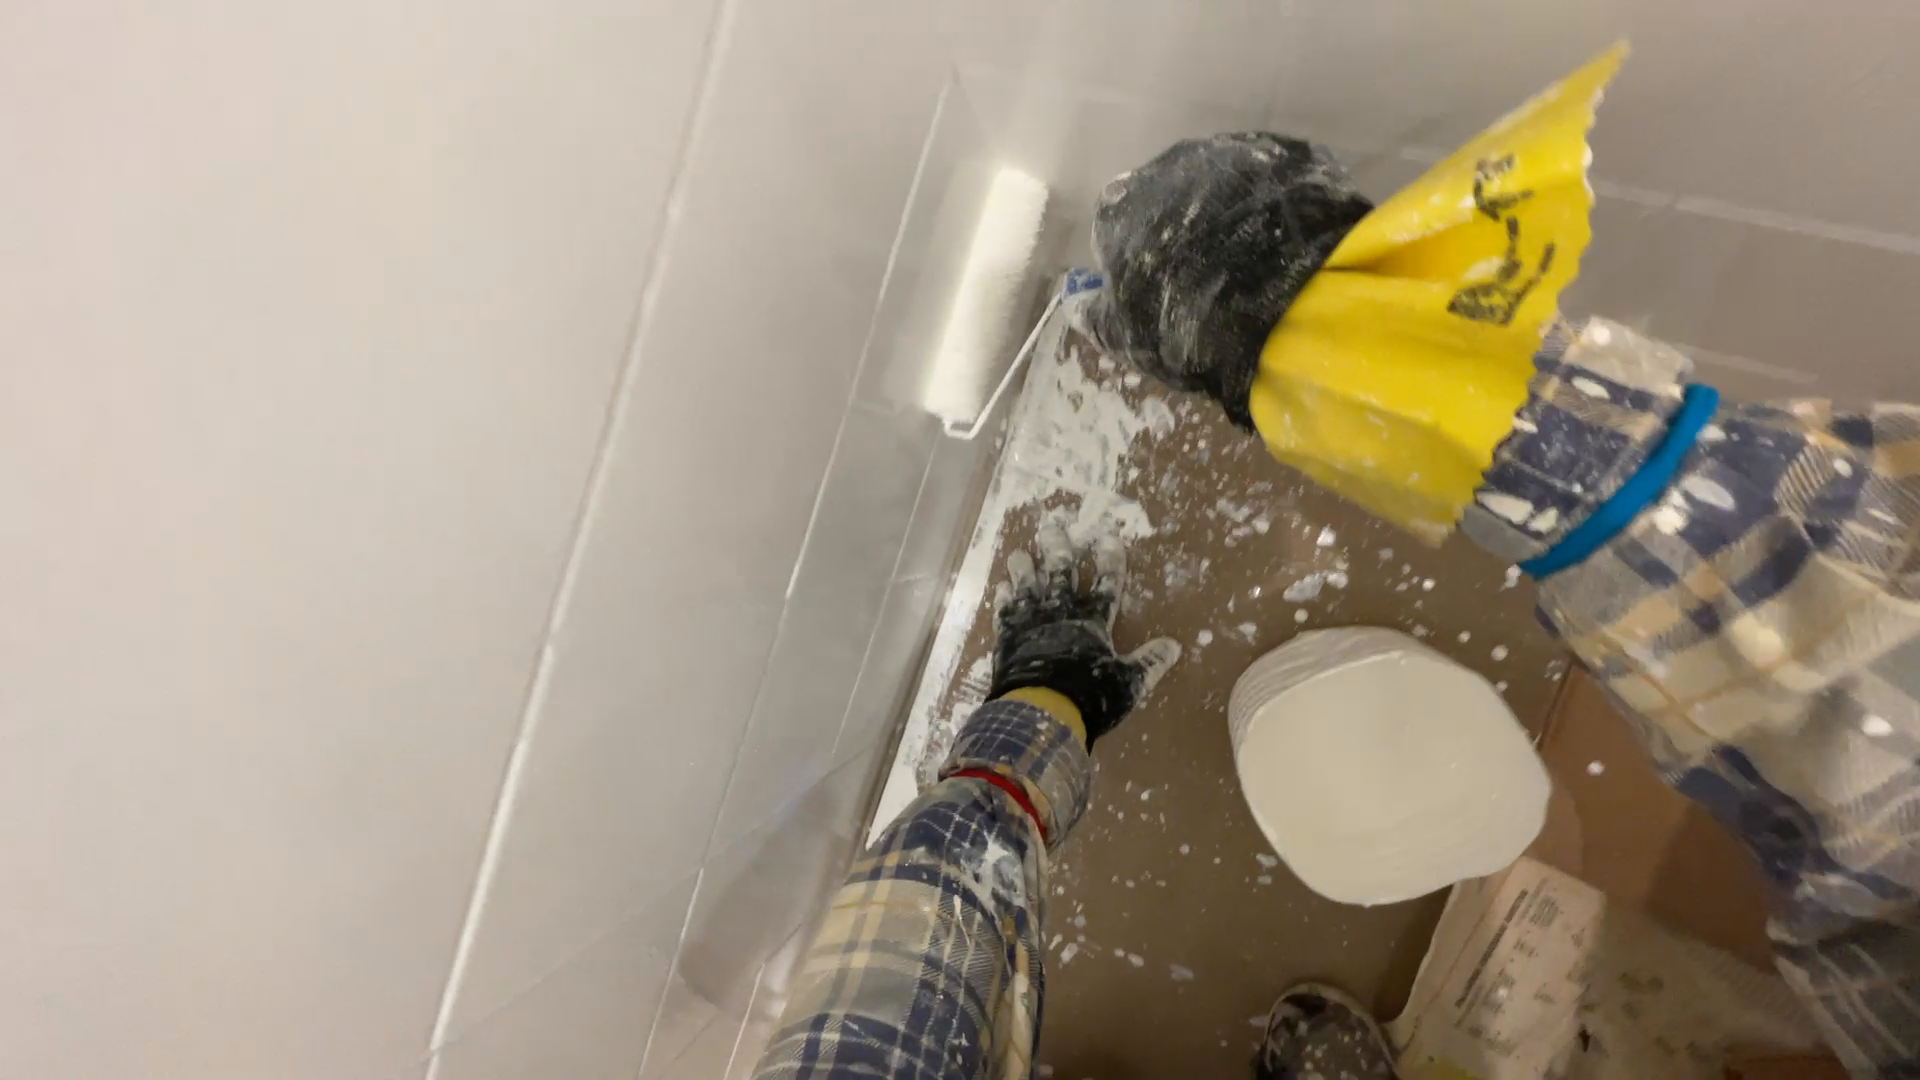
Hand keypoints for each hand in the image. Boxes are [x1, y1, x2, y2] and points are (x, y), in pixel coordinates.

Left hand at [988, 522, 1180, 746]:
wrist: (1040, 709)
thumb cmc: (1089, 696)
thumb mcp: (1129, 683)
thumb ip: (1150, 662)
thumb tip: (1175, 646)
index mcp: (1093, 621)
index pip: (1107, 584)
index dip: (1110, 560)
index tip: (1108, 537)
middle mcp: (1061, 613)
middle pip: (1060, 573)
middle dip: (1058, 548)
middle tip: (1051, 524)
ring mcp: (1031, 622)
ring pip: (1028, 587)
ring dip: (1024, 569)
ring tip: (1019, 552)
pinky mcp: (1007, 637)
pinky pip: (1005, 611)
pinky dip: (1004, 598)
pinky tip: (1001, 586)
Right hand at [1080, 133, 1371, 429]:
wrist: (1289, 301)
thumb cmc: (1185, 323)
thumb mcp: (1126, 338)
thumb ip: (1096, 317)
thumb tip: (1080, 305)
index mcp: (1120, 205)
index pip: (1111, 223)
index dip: (1127, 257)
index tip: (1146, 286)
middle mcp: (1171, 164)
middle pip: (1164, 196)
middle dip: (1175, 231)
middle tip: (1197, 276)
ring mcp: (1235, 154)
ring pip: (1219, 186)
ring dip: (1224, 216)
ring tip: (1246, 264)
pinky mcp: (1294, 156)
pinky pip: (1271, 185)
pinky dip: (1268, 210)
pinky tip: (1281, 248)